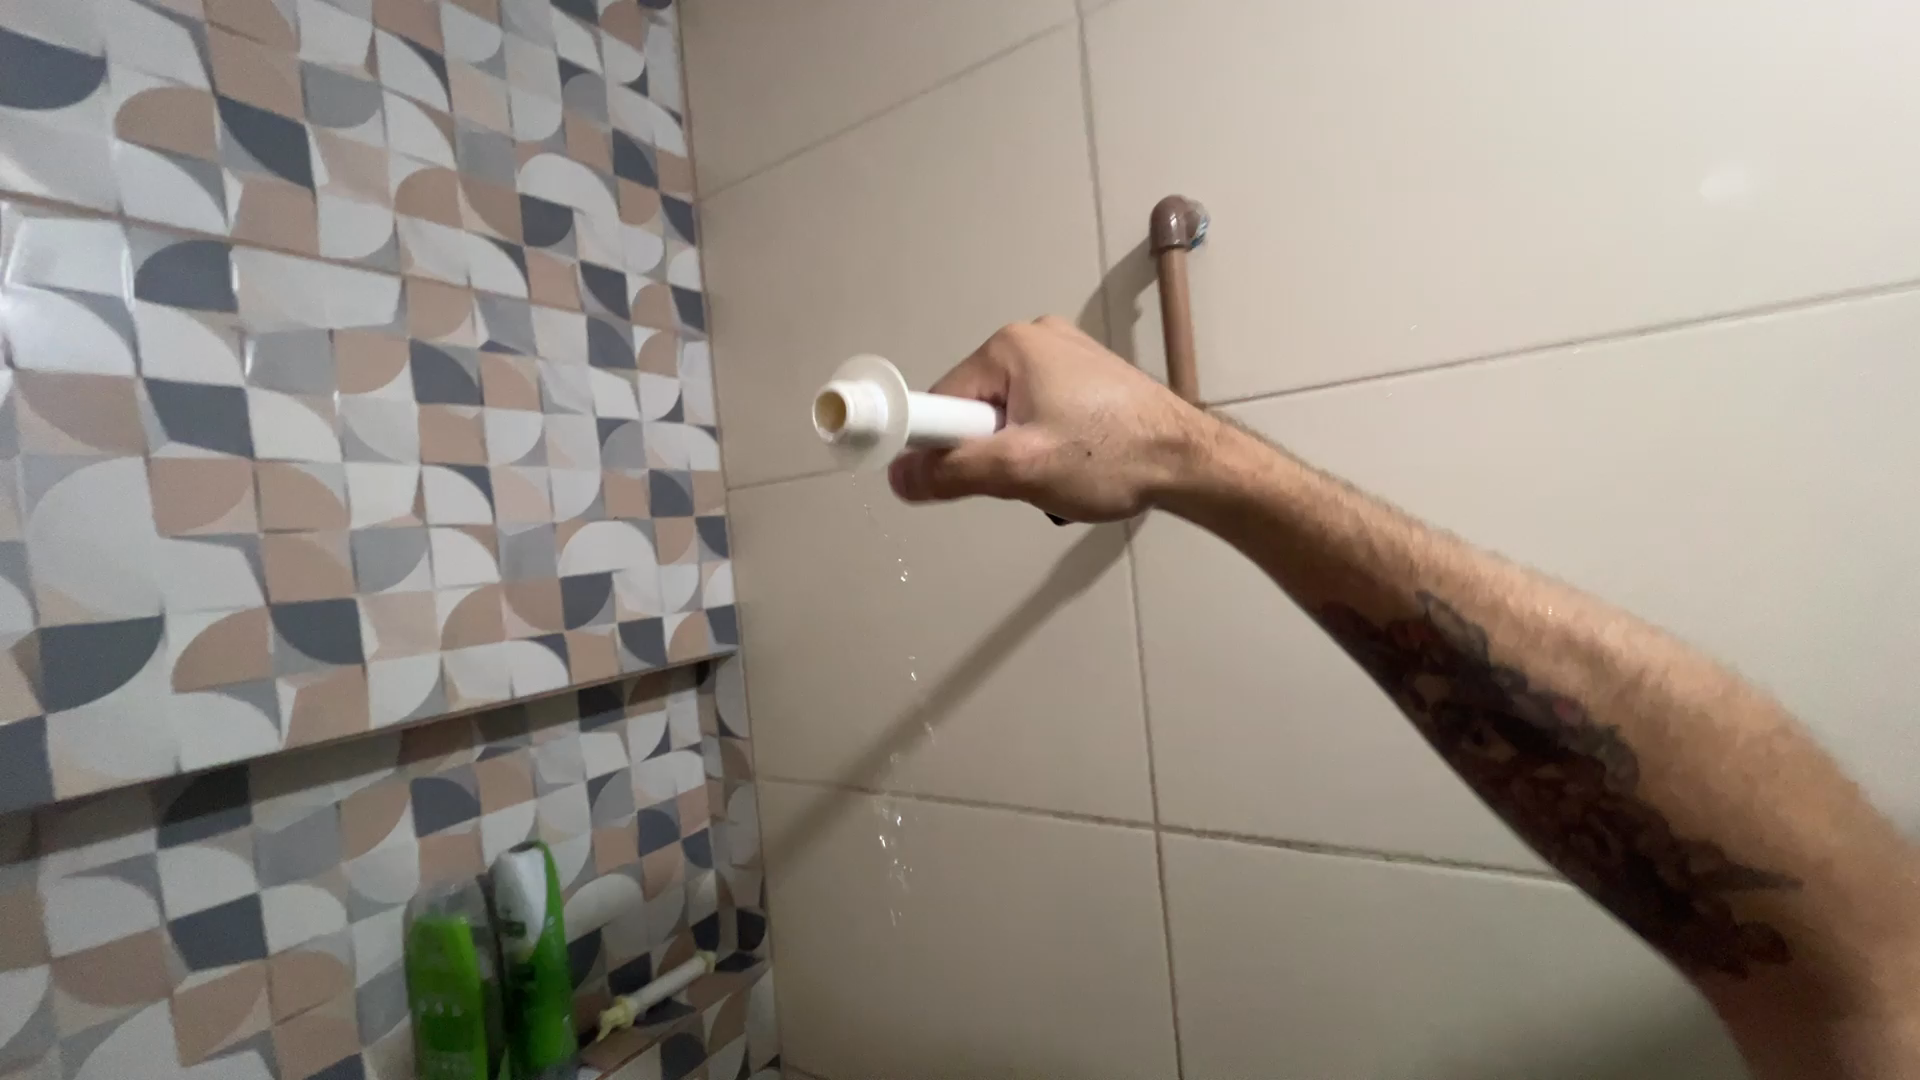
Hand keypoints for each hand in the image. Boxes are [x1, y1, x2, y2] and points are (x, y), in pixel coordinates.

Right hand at [888, 317, 1206, 521]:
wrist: (1190, 461)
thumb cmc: (1112, 458)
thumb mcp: (1021, 470)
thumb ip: (952, 472)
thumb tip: (898, 477)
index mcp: (1011, 345)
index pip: (942, 399)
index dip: (946, 443)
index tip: (972, 472)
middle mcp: (1034, 338)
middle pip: (974, 407)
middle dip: (991, 450)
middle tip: (1028, 473)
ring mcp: (1064, 354)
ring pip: (1006, 414)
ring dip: (1018, 450)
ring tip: (1058, 467)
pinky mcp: (1084, 376)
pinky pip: (1036, 410)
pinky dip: (1043, 440)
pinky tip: (1072, 457)